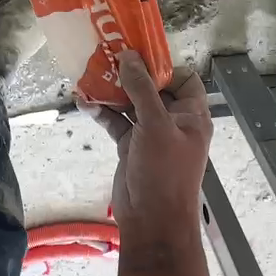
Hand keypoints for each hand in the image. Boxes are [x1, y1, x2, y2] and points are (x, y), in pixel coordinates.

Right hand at [90, 49, 212, 237]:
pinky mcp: (130, 145)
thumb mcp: (155, 125)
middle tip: (107, 54)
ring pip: (130, 102)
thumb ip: (142, 89)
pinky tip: (83, 101)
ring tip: (89, 73)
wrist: (151, 223)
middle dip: (130, 73)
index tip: (138, 52)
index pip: (184, 78)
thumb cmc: (164, 173)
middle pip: (152, 87)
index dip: (164, 65)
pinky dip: (101, 111)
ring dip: (111, 90)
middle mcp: (172, 120)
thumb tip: (129, 56)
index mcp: (191, 115)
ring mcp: (150, 133)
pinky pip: (116, 121)